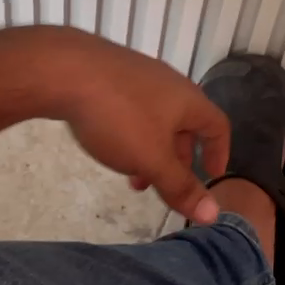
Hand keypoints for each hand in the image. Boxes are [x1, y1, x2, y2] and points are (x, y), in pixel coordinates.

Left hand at [25, 28, 229, 224]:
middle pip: (185, 124)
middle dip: (176, 160)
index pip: (218, 126)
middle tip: (161, 186)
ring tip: (130, 173)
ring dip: (151, 150)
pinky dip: (131, 132)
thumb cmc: (119, 117)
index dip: (220, 153)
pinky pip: (133, 108)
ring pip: (156, 119)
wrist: (64, 70)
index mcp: (188, 100)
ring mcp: (139, 75)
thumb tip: (214, 214)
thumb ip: (180, 187)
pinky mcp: (112, 74)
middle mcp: (169, 83)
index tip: (211, 177)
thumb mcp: (152, 159)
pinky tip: (107, 143)